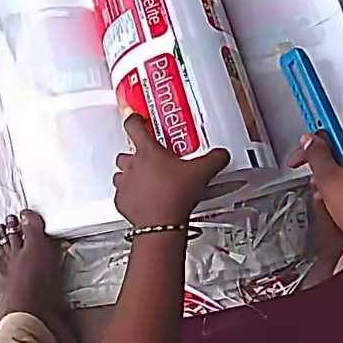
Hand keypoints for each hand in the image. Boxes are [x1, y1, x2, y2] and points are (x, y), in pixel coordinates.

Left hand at [114, 114, 229, 226]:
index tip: (136, 118)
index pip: (133, 126)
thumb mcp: (201, 172)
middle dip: (134, 155)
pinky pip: (122, 195)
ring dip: (130, 175)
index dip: (134, 119)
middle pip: (125, 153)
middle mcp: (132, 165)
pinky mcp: (122, 202)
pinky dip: (130, 196)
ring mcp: (125, 184)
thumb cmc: (175, 195)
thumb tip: (220, 154)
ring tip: (146, 181)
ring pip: (121, 174)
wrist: (161, 224)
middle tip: (149, 160)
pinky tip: (143, 200)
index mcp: (148, 152)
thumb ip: (213, 159)